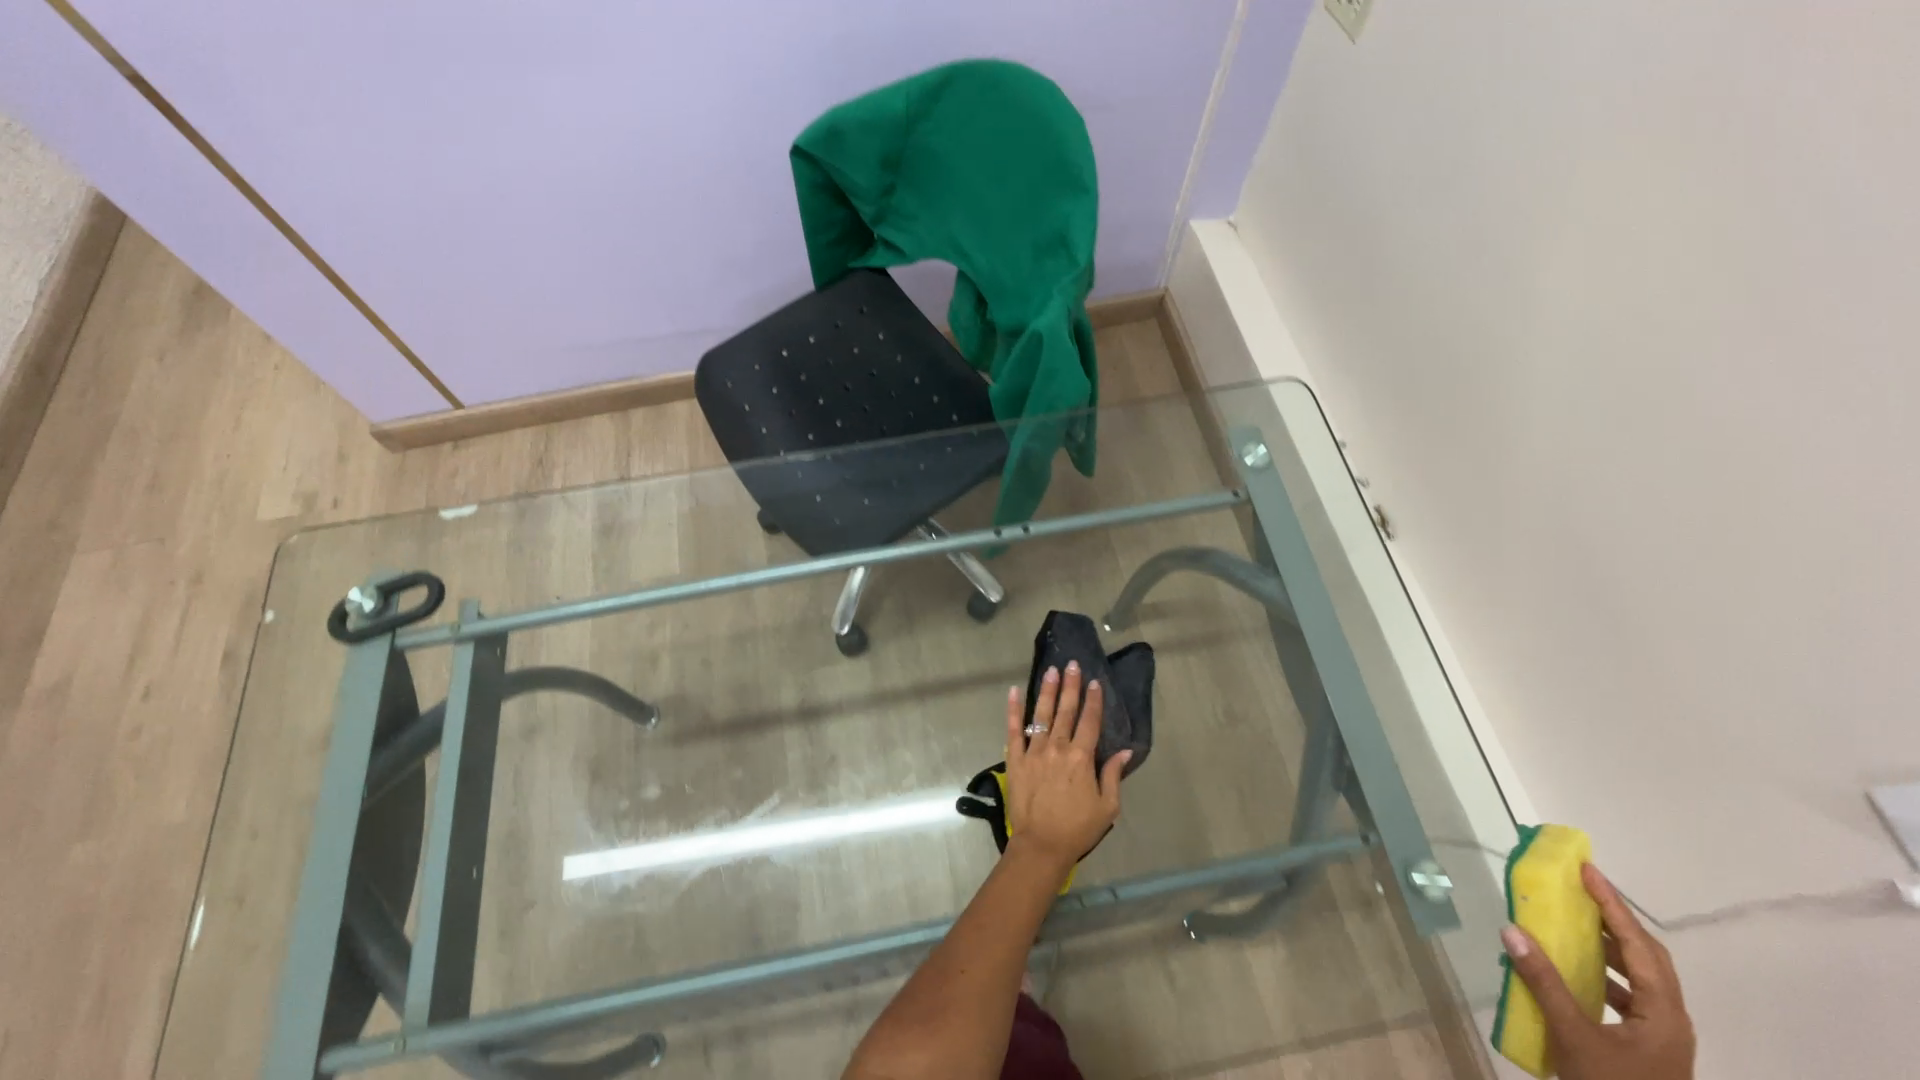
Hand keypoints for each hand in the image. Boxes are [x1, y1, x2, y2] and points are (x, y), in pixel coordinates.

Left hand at [1002, 662, 1130, 874]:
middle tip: (1071, 664)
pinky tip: (1013, 692)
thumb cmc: (1078, 829)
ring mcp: (1034, 753)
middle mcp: (1057, 748)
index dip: (1094, 701)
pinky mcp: (1015, 760)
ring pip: (1041, 715)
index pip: (1090, 722)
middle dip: (1070, 686)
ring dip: (1046, 691)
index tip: (1095, 682)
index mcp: (1082, 758)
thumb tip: (1126, 751)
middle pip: (1065, 711)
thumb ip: (1113, 775)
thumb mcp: (1107, 807)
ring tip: (1050, 671)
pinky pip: (1013, 731)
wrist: (1041, 846)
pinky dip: (1013, 711)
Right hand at [1502, 863, 1694, 1079]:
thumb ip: (1544, 983)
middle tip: (1582, 893)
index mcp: (1664, 1012)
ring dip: (1610, 950)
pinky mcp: (1648, 1050)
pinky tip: (1579, 979)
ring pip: (1642, 979)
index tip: (1587, 870)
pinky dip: (1606, 978)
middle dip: (1615, 922)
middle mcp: (1672, 1019)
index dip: (1612, 905)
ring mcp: (1663, 1037)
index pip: (1637, 944)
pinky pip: (1631, 999)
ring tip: (1575, 928)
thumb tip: (1512, 930)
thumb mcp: (1573, 1037)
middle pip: (1648, 957)